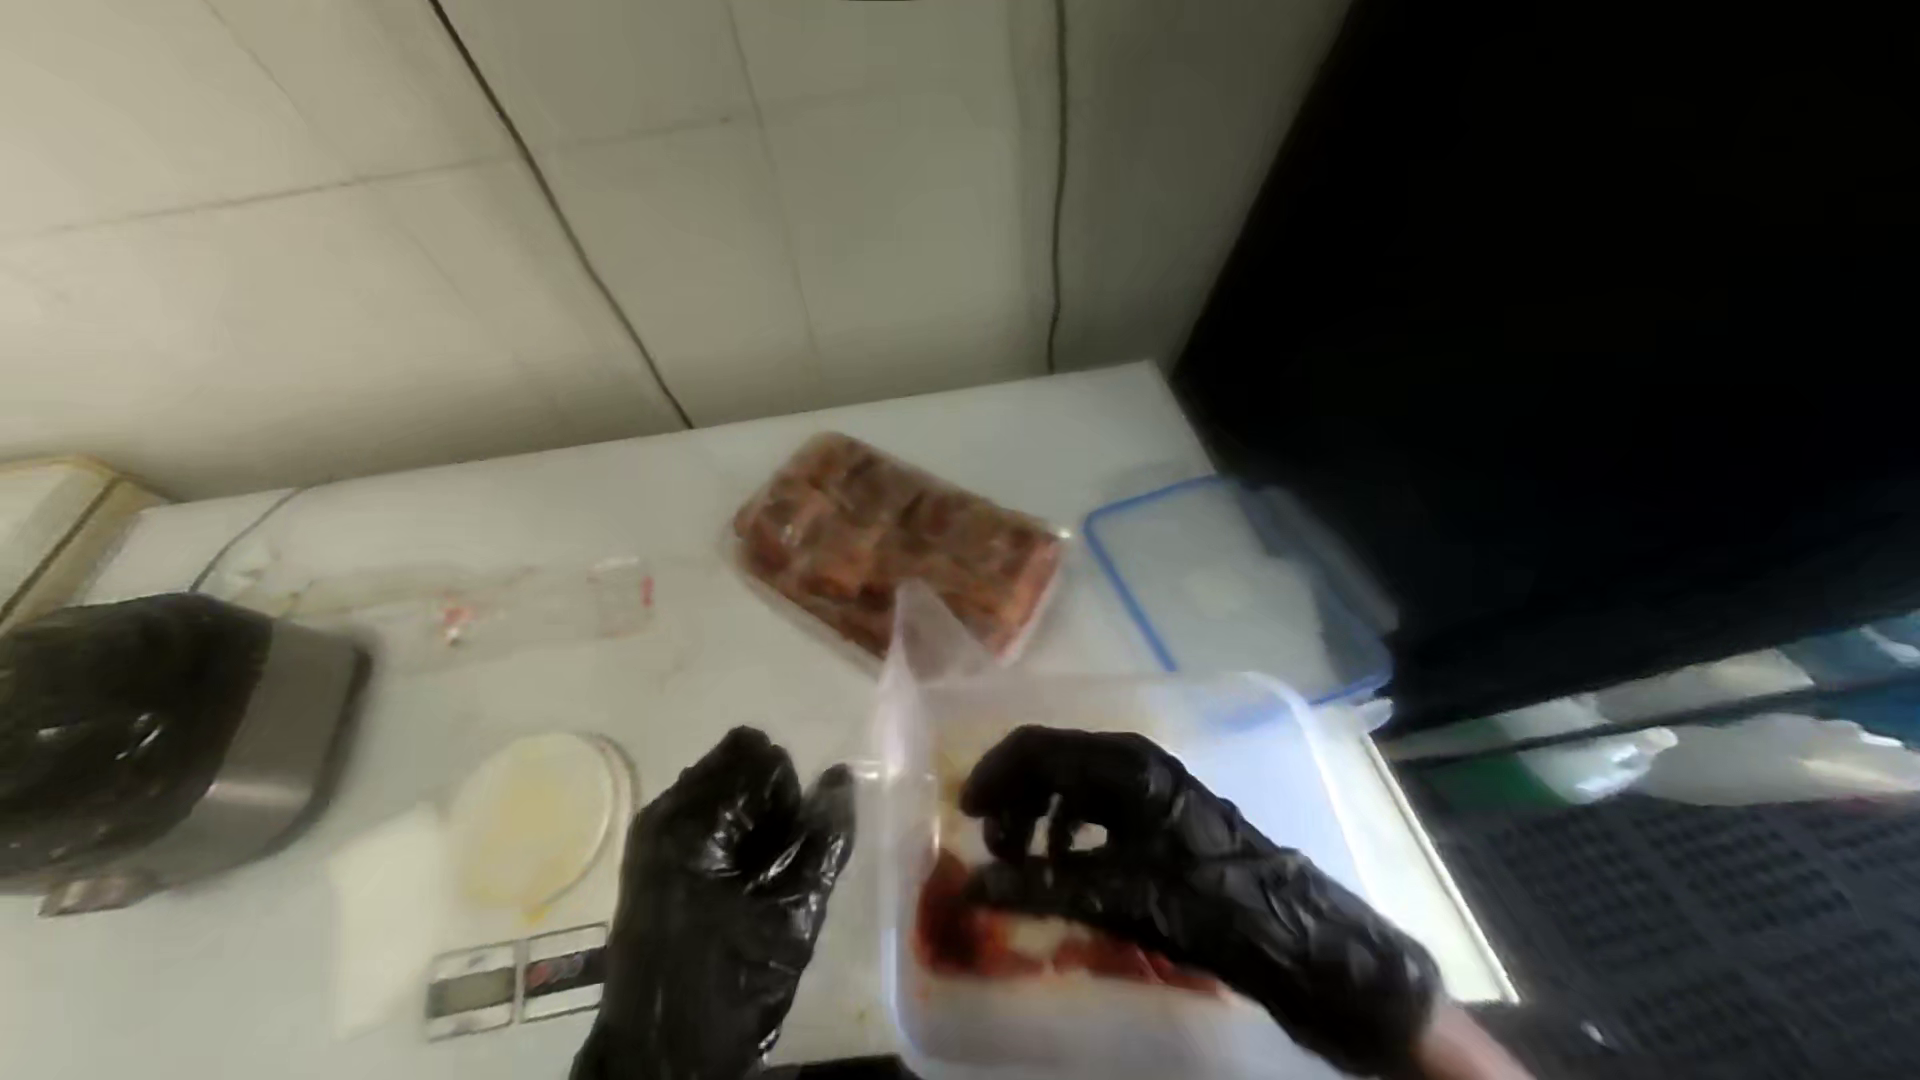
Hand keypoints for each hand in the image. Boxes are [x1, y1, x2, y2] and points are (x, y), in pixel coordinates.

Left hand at [573, 727, 854, 1079]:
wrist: (657, 1058)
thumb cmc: (730, 984)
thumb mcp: (795, 914)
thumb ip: (826, 839)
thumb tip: (842, 776)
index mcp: (694, 820)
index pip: (756, 754)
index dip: (786, 790)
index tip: (789, 841)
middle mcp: (663, 812)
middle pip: (735, 763)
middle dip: (768, 800)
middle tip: (776, 861)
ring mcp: (651, 833)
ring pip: (721, 786)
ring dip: (750, 815)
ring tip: (756, 874)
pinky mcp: (649, 856)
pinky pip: (703, 813)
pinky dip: (730, 830)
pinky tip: (735, 881)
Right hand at [960, 725, 1439, 1078]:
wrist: (1298, 938)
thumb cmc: (1206, 906)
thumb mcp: (1116, 897)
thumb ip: (1038, 885)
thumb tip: (971, 888)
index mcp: (1121, 764)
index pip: (1037, 748)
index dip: (993, 776)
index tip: (964, 814)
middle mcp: (1131, 759)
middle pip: (1050, 761)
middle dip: (1012, 798)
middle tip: (992, 847)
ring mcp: (1147, 782)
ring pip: (1070, 781)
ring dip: (1036, 813)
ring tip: (1019, 858)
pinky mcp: (1157, 808)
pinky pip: (1093, 802)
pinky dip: (1065, 826)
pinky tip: (1062, 862)